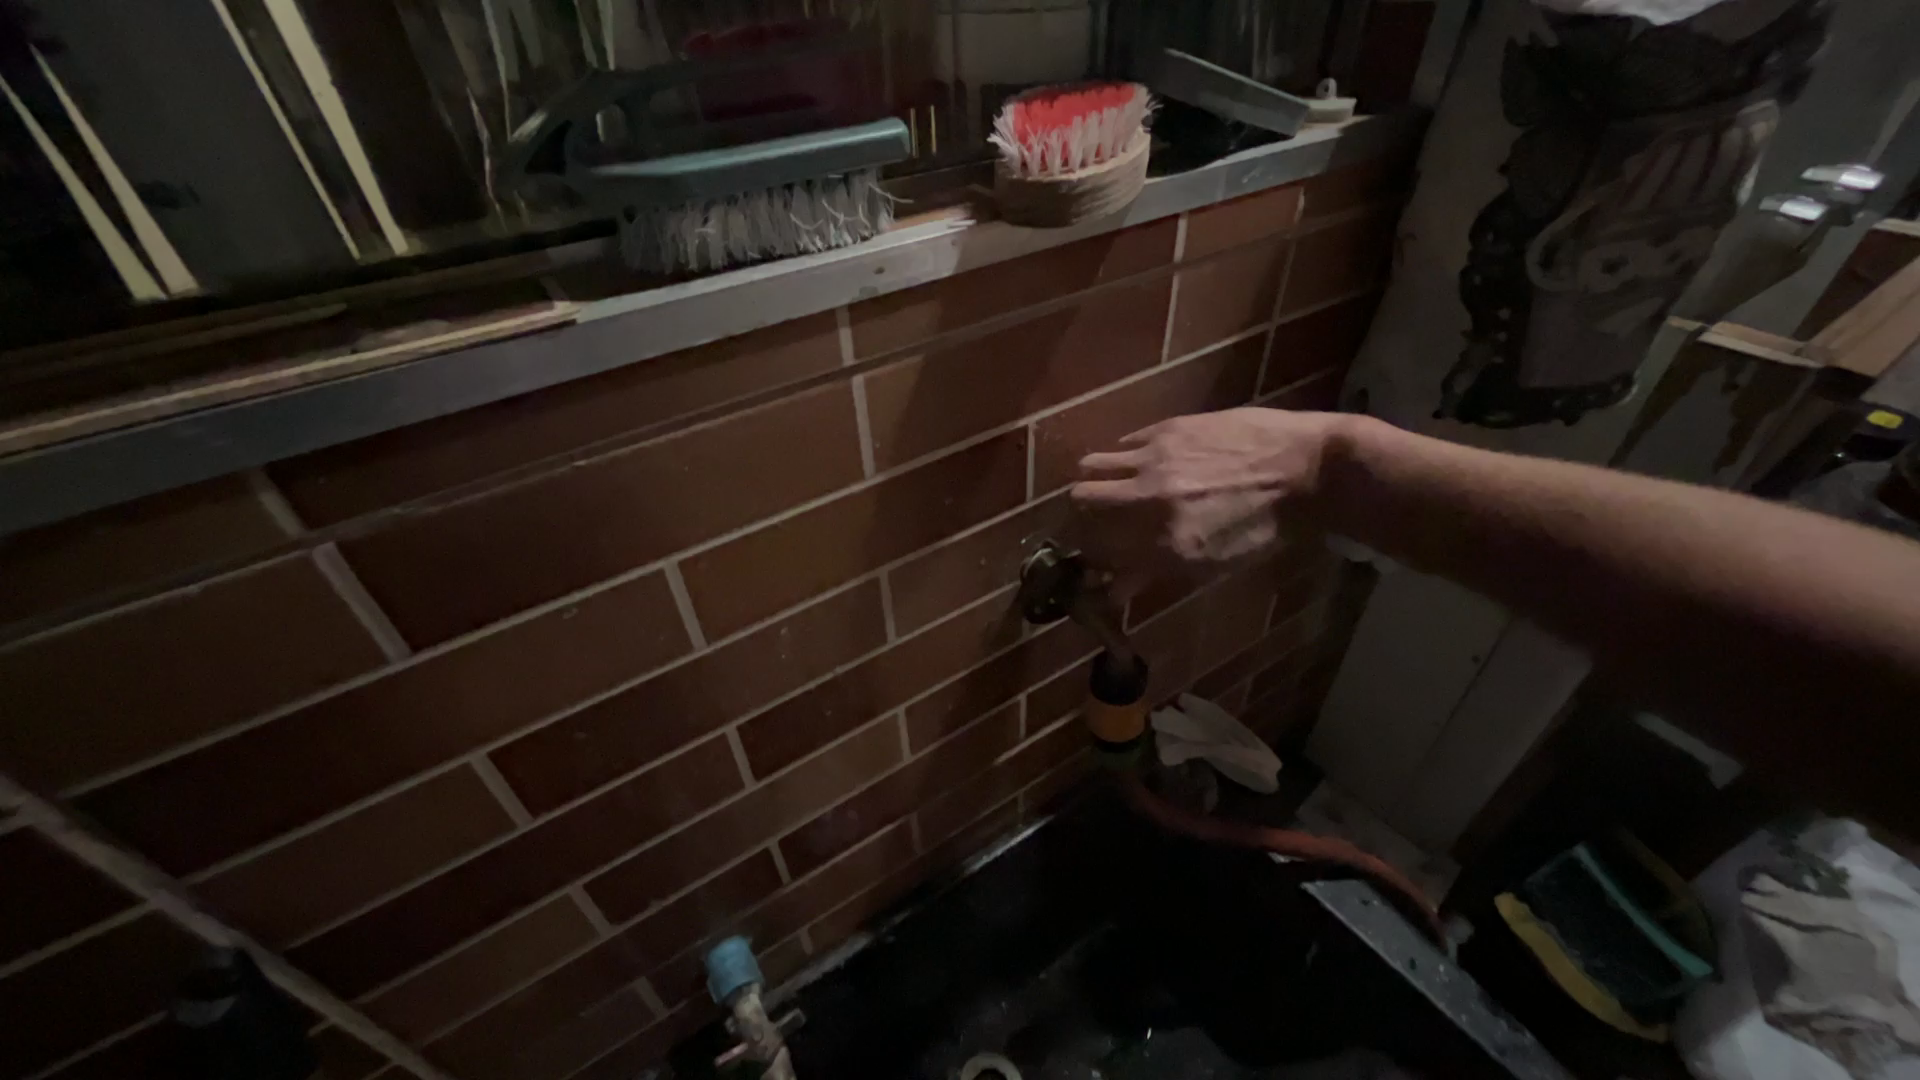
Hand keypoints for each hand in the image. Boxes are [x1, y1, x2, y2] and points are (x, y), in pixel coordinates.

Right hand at [1068, 408, 1348, 596]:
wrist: (1311, 469)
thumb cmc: (1267, 528)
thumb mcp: (1214, 563)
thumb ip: (1155, 573)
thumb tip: (1112, 590)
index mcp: (1166, 545)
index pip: (1094, 549)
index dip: (1085, 552)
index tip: (1090, 553)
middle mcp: (1150, 501)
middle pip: (1079, 501)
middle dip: (1081, 513)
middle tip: (1097, 518)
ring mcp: (1156, 460)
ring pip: (1090, 466)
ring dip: (1096, 480)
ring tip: (1114, 486)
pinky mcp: (1167, 428)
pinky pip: (1122, 443)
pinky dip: (1124, 458)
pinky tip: (1147, 463)